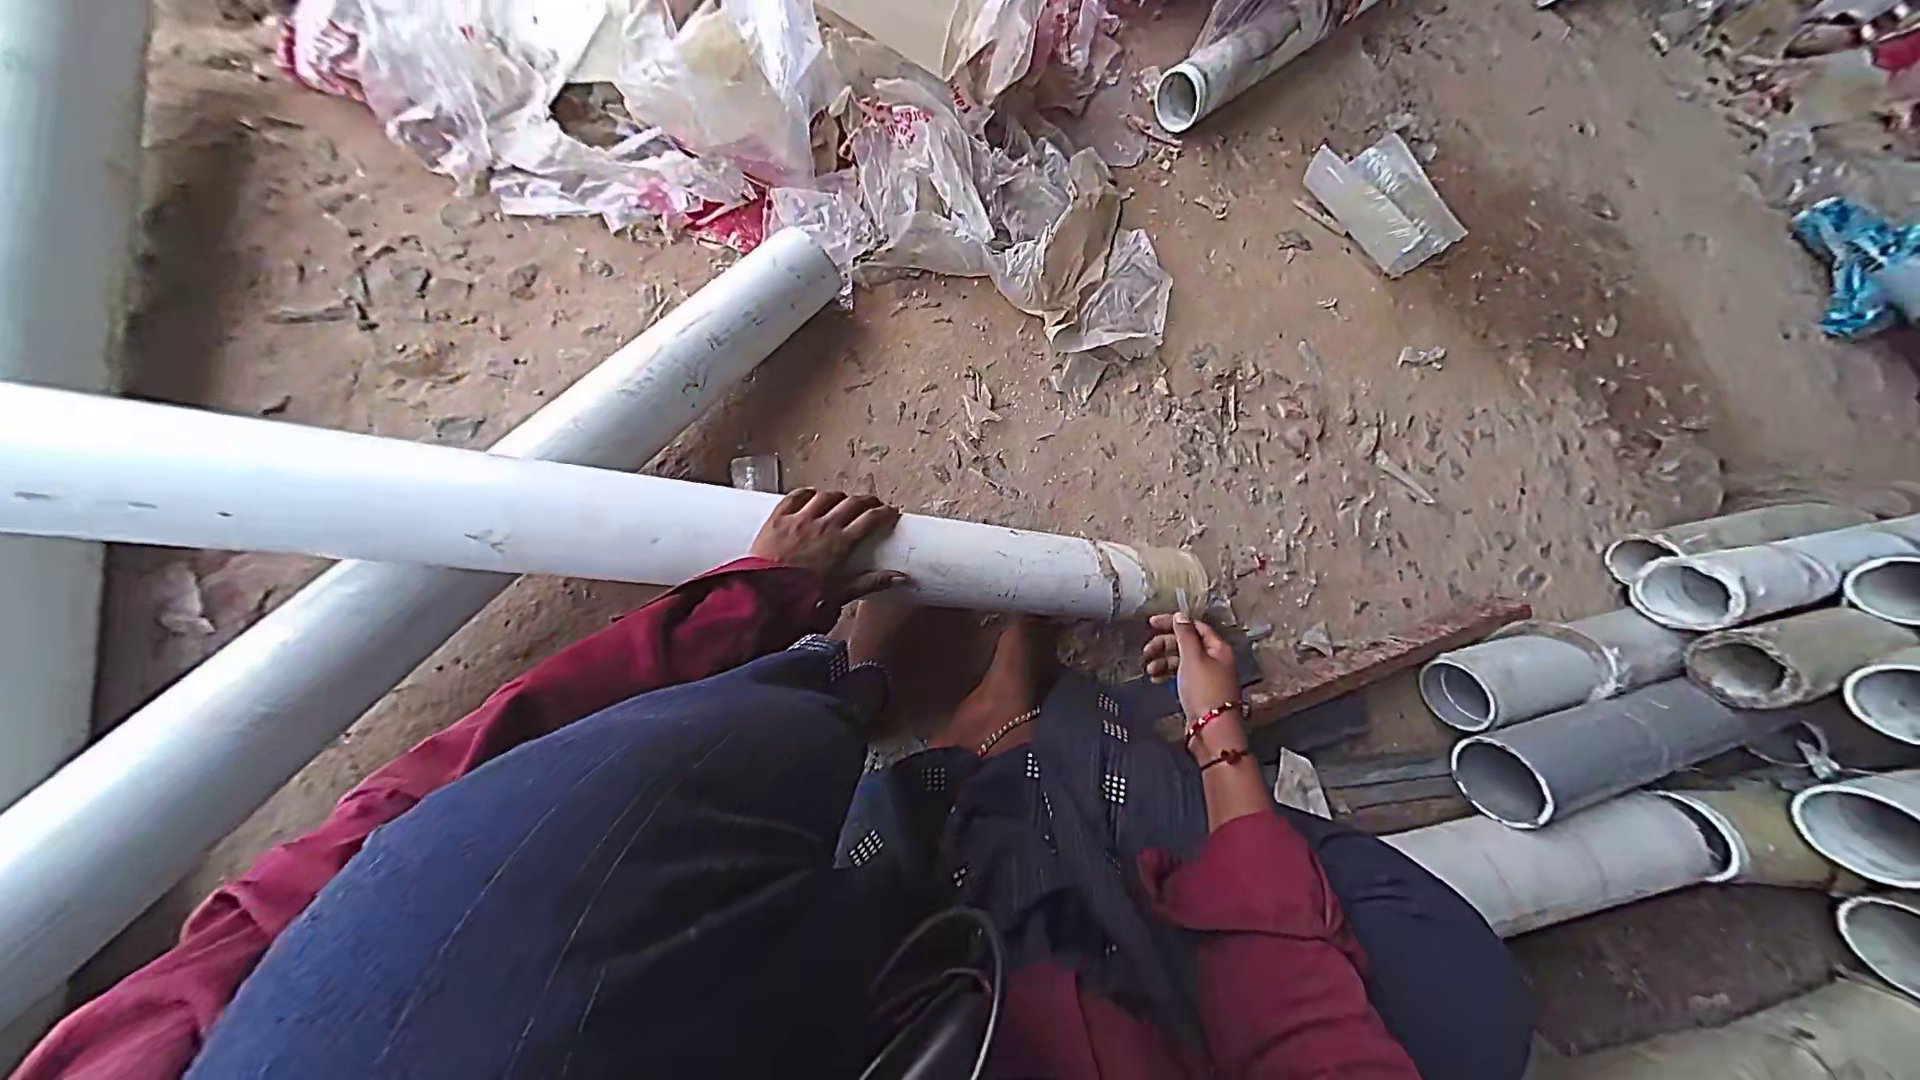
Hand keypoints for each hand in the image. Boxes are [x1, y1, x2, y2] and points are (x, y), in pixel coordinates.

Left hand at [749, 488, 906, 602]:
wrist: (762, 597)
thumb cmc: (801, 599)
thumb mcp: (841, 593)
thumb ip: (872, 583)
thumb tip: (899, 578)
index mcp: (840, 543)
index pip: (871, 519)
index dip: (884, 513)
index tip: (890, 513)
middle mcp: (823, 524)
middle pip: (853, 502)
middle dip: (867, 501)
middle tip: (873, 505)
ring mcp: (800, 518)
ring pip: (827, 495)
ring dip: (840, 496)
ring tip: (844, 501)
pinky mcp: (778, 518)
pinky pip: (797, 496)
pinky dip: (809, 493)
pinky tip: (813, 496)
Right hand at [1142, 613, 1242, 741]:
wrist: (1211, 729)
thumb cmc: (1203, 689)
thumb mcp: (1192, 658)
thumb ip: (1185, 635)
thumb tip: (1180, 615)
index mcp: (1217, 647)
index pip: (1194, 626)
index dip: (1173, 623)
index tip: (1151, 624)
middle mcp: (1214, 659)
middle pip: (1186, 642)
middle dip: (1164, 644)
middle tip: (1147, 650)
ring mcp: (1206, 675)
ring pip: (1181, 659)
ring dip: (1163, 660)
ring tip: (1150, 669)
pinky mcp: (1198, 690)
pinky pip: (1180, 674)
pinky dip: (1167, 673)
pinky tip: (1156, 678)